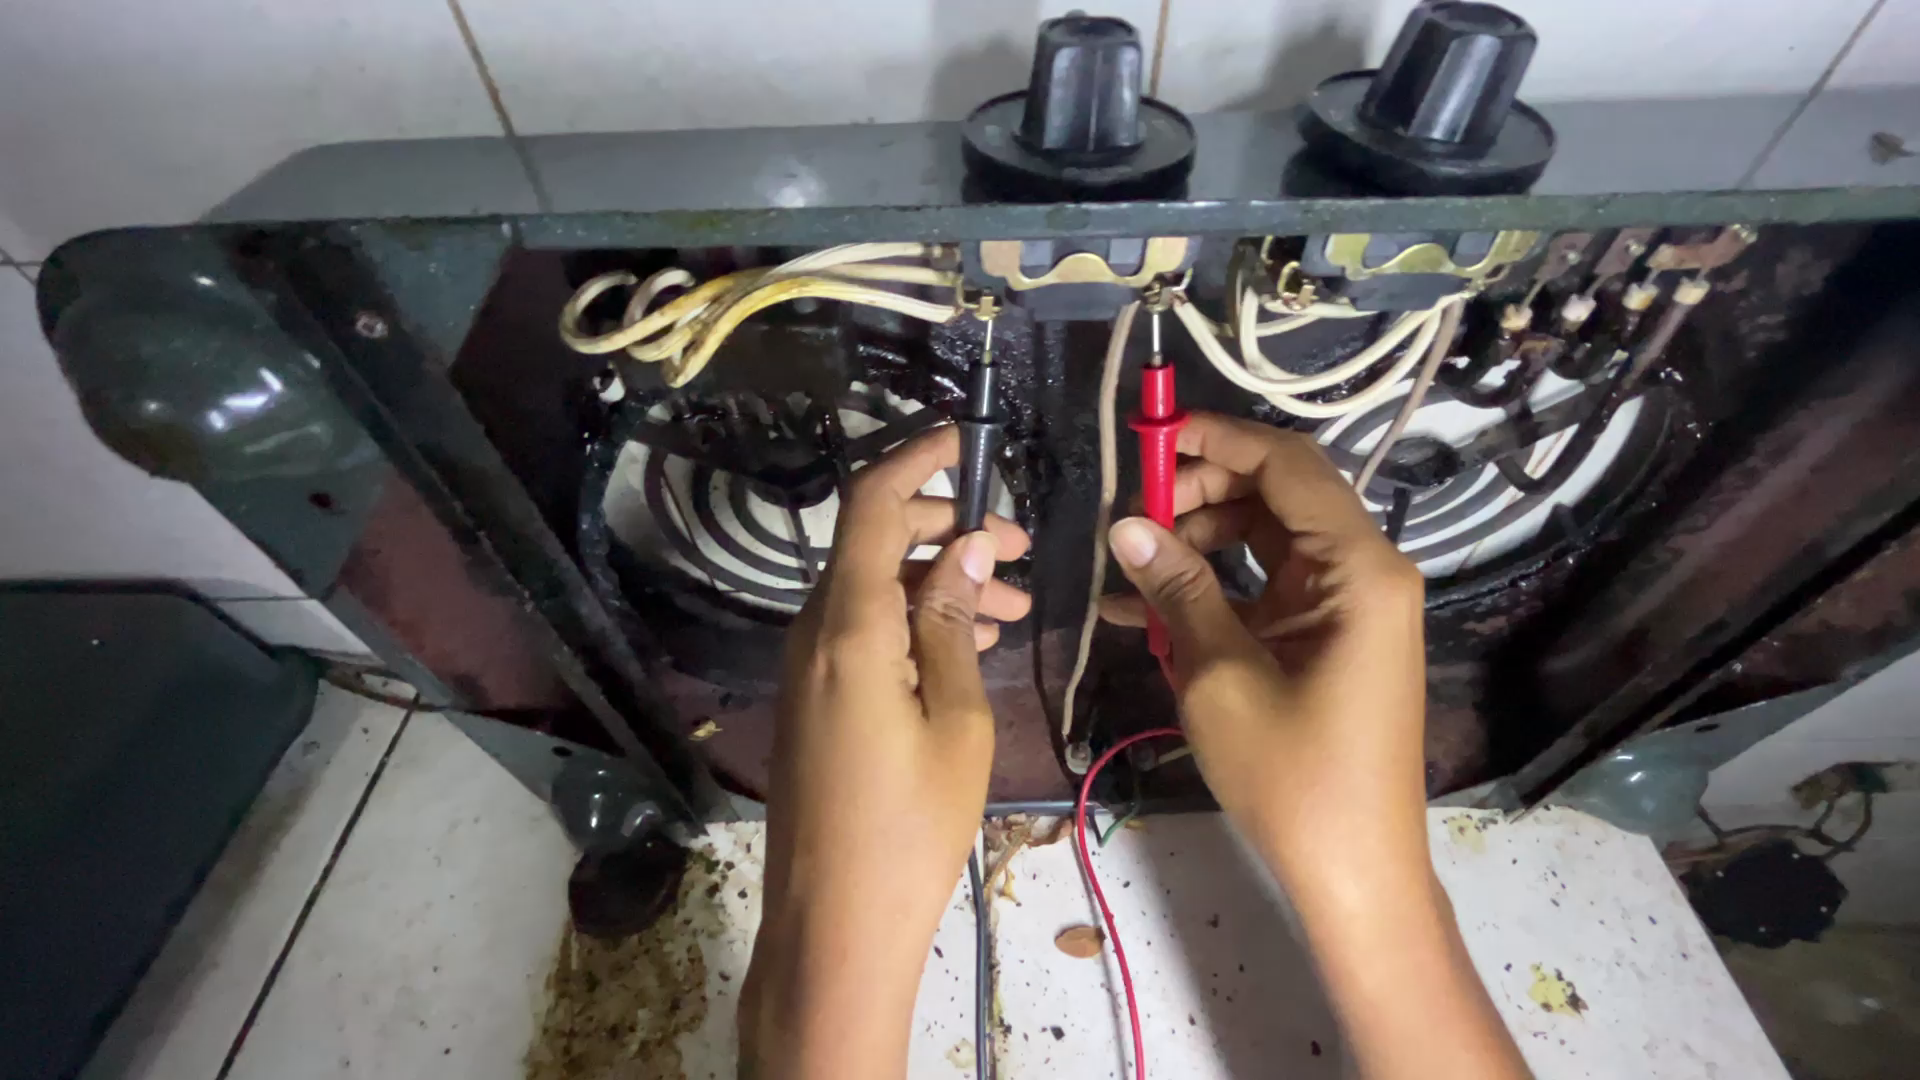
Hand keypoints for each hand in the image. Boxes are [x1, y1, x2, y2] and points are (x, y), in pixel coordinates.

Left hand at [742, 425, 1029, 1079]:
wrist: (835, 923)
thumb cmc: (910, 826)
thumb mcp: (955, 717)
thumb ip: (951, 620)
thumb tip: (967, 546)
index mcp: (850, 627)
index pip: (871, 505)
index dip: (916, 460)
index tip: (965, 442)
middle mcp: (816, 631)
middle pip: (876, 542)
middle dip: (947, 531)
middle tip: (1016, 551)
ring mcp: (810, 664)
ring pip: (877, 588)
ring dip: (940, 582)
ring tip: (1013, 605)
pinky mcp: (816, 693)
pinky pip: (866, 630)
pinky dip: (915, 621)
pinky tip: (971, 641)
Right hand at [1099, 411, 1427, 886]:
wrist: (1347, 868)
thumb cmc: (1291, 773)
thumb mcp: (1219, 671)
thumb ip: (1176, 586)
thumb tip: (1124, 524)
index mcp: (1359, 569)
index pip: (1288, 467)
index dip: (1218, 440)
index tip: (1151, 436)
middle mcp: (1362, 571)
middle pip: (1276, 495)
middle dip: (1199, 492)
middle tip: (1132, 513)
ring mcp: (1342, 603)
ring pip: (1262, 536)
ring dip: (1195, 539)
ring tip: (1131, 561)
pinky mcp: (1320, 632)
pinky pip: (1260, 585)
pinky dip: (1209, 585)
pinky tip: (1142, 604)